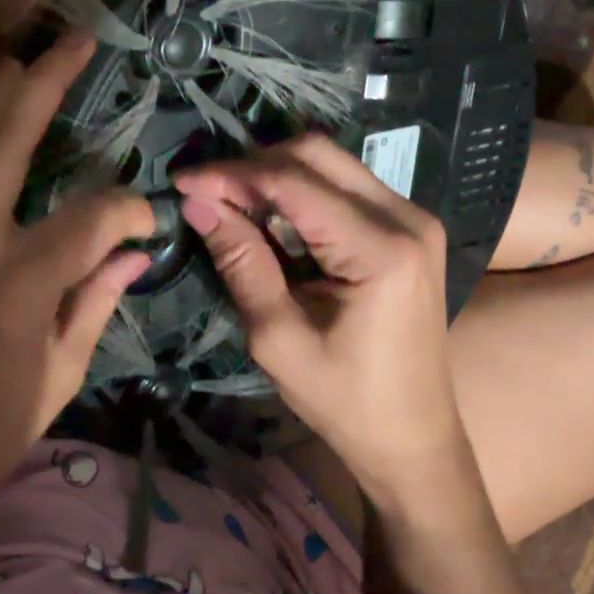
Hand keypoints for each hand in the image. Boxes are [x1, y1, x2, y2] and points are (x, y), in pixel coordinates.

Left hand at [0, 36, 155, 517]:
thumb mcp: (58, 376)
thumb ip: (95, 299)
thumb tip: (133, 248)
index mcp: (14, 290)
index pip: (86, 219)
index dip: (123, 210)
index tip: (144, 219)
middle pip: (6, 144)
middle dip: (42, 86)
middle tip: (75, 40)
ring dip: (3, 102)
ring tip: (33, 61)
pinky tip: (7, 134)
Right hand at [175, 135, 462, 492]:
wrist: (412, 438)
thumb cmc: (344, 400)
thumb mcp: (277, 337)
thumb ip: (241, 261)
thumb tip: (196, 203)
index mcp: (381, 251)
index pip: (293, 183)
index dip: (231, 175)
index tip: (181, 181)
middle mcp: (406, 219)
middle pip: (316, 154)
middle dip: (253, 165)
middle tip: (205, 192)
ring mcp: (413, 220)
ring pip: (330, 163)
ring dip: (275, 174)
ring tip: (228, 202)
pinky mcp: (407, 228)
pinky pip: (344, 186)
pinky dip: (299, 191)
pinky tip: (267, 216)